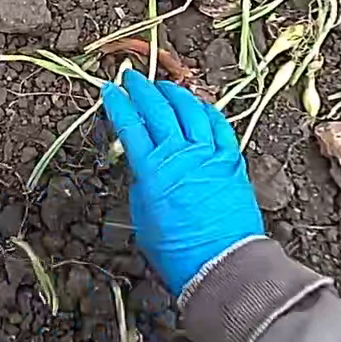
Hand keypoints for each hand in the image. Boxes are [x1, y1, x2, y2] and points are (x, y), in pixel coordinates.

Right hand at [100, 70, 264, 292]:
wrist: (222, 264)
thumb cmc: (179, 251)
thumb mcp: (144, 217)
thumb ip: (142, 184)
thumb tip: (144, 166)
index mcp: (153, 170)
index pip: (130, 126)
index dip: (117, 104)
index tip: (109, 90)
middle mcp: (180, 154)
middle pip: (157, 109)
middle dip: (142, 89)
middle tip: (132, 77)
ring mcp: (208, 152)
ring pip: (190, 109)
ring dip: (174, 93)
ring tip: (165, 85)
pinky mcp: (231, 158)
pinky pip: (218, 125)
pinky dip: (207, 111)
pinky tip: (200, 105)